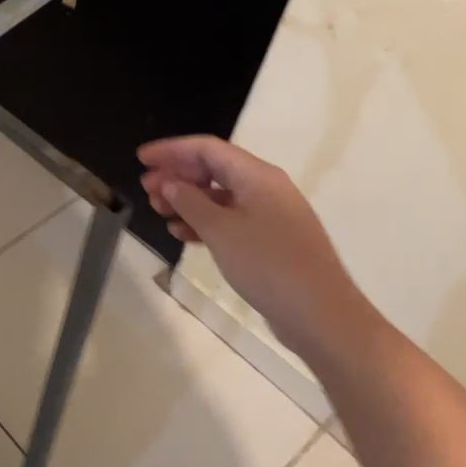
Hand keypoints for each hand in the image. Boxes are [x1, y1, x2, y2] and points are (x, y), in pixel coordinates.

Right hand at [139, 136, 378, 361]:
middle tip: (147, 189)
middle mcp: (266, 188)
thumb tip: (170, 183)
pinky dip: (205, 222)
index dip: (172, 150)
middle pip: (214, 169)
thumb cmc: (269, 266)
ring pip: (220, 195)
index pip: (207, 149)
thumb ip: (190, 202)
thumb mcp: (220, 231)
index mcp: (257, 176)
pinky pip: (231, 218)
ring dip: (187, 200)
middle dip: (177, 176)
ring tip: (160, 212)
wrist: (323, 317)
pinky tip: (183, 234)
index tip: (141, 158)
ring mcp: (271, 215)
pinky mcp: (271, 239)